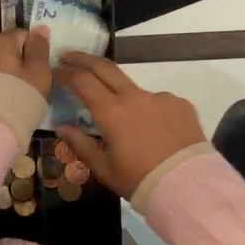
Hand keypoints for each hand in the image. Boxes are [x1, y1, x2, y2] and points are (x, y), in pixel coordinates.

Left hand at [0, 27, 52, 97]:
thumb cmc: (19, 96)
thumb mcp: (39, 71)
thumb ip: (40, 47)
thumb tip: (39, 28)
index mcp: (1, 40)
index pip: (23, 36)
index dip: (33, 53)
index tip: (37, 72)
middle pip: (5, 49)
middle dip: (16, 63)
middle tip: (26, 85)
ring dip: (1, 74)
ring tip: (9, 96)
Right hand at [54, 51, 207, 199]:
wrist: (189, 187)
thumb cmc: (140, 181)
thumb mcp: (105, 169)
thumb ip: (81, 144)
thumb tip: (61, 127)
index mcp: (112, 113)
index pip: (82, 81)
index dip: (66, 72)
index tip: (56, 69)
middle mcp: (135, 97)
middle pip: (105, 68)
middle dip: (84, 59)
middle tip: (70, 57)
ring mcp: (160, 97)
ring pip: (133, 89)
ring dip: (122, 97)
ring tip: (126, 124)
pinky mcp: (180, 104)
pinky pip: (158, 101)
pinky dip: (149, 111)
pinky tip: (154, 131)